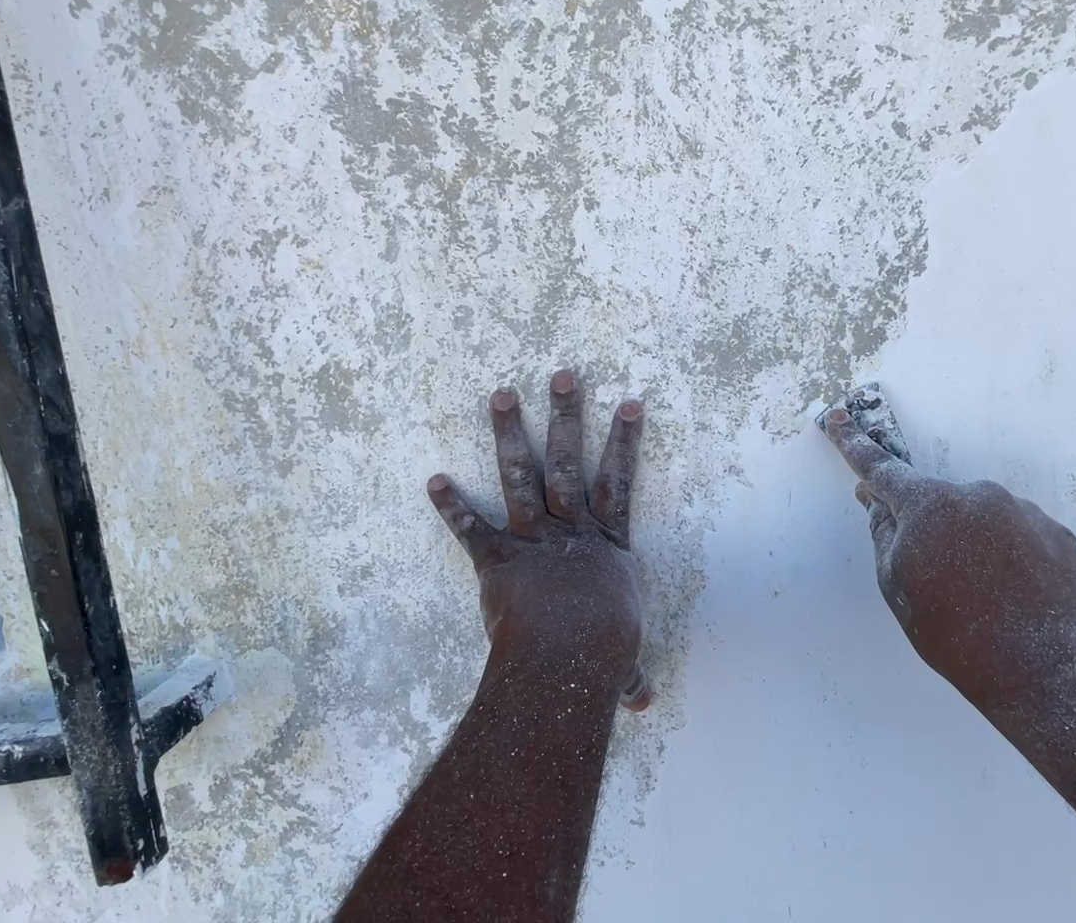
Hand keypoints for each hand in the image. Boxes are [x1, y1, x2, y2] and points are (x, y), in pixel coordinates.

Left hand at [428, 370, 650, 710]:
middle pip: (567, 463)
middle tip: (562, 374)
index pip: (619, 482)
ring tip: (500, 393)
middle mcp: (570, 532)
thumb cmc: (603, 657)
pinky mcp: (497, 561)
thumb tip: (641, 701)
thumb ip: (628, 674)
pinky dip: (452, 507)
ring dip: (509, 434)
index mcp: (606, 546)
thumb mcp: (623, 662)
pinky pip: (472, 530)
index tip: (629, 402)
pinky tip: (434, 480)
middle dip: (566, 417)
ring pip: (520, 476)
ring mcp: (532, 542)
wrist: (567, 659)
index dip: (624, 442)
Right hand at [821, 406, 1075, 714]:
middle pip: (937, 503)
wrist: (1043, 670)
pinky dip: (1009, 557)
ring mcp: (1023, 511)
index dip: (853, 444)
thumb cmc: (953, 632)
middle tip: (937, 580)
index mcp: (929, 504)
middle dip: (930, 528)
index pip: (880, 468)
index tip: (838, 418)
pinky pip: (1019, 535)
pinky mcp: (1058, 533)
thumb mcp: (895, 586)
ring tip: (984, 598)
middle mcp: (977, 493)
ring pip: (981, 519)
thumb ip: (884, 534)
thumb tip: (878, 500)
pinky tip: (1014, 596)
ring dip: (973, 544)